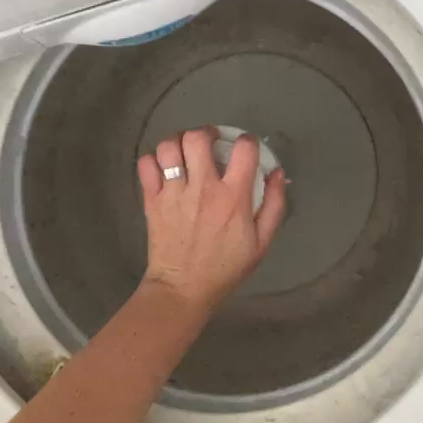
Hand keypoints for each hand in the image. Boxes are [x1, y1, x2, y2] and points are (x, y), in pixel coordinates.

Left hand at [136, 127, 288, 313]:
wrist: (183, 289)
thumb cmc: (226, 267)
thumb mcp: (261, 242)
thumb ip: (274, 205)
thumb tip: (276, 172)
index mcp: (233, 198)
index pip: (244, 150)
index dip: (247, 141)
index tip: (245, 147)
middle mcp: (202, 188)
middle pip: (198, 139)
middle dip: (206, 133)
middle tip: (210, 142)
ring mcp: (173, 193)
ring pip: (169, 147)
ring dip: (178, 142)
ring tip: (184, 152)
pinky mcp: (152, 200)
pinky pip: (146, 165)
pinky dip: (153, 160)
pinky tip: (163, 168)